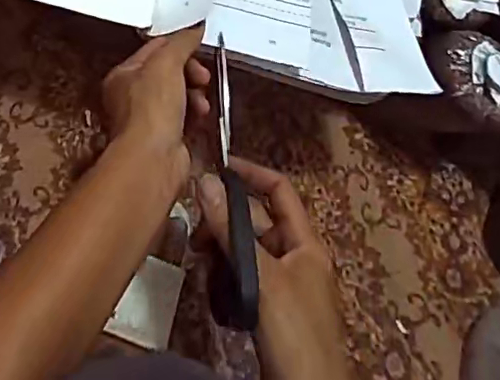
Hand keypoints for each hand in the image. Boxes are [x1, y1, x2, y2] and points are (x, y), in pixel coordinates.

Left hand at [100, 26, 210, 180]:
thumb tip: (194, 28)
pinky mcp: (166, 137)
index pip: (154, 49)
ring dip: (195, 93)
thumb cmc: (149, 112)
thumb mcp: (167, 63)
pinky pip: (186, 117)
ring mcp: (149, 119)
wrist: (154, 159)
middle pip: (170, 73)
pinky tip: (200, 114)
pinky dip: (196, 114)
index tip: (196, 44)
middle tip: (200, 75)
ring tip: (200, 99)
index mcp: (124, 75)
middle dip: (190, 72)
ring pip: (180, 95)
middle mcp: (133, 97)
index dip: (177, 45)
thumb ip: (182, 42)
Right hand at [197, 157, 350, 379]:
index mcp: (304, 241)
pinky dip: (227, 284)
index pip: (279, 190)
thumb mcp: (263, 278)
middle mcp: (296, 258)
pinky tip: (214, 296)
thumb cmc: (294, 332)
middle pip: (257, 223)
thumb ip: (233, 231)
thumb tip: (206, 180)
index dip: (251, 174)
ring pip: (247, 255)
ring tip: (202, 265)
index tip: (218, 167)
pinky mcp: (270, 315)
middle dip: (225, 223)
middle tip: (195, 235)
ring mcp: (284, 288)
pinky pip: (244, 285)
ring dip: (223, 256)